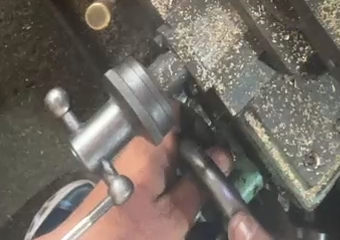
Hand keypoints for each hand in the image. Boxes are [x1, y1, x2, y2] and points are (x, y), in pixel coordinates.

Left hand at [52, 134, 271, 239]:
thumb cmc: (126, 237)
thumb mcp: (172, 221)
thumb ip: (197, 188)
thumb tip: (219, 160)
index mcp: (147, 144)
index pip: (180, 113)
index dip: (202, 125)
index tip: (218, 144)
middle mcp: (133, 143)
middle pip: (172, 132)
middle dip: (194, 148)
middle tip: (213, 169)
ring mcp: (124, 156)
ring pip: (162, 149)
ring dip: (180, 163)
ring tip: (196, 185)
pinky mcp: (119, 173)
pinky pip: (150, 163)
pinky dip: (165, 175)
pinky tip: (174, 195)